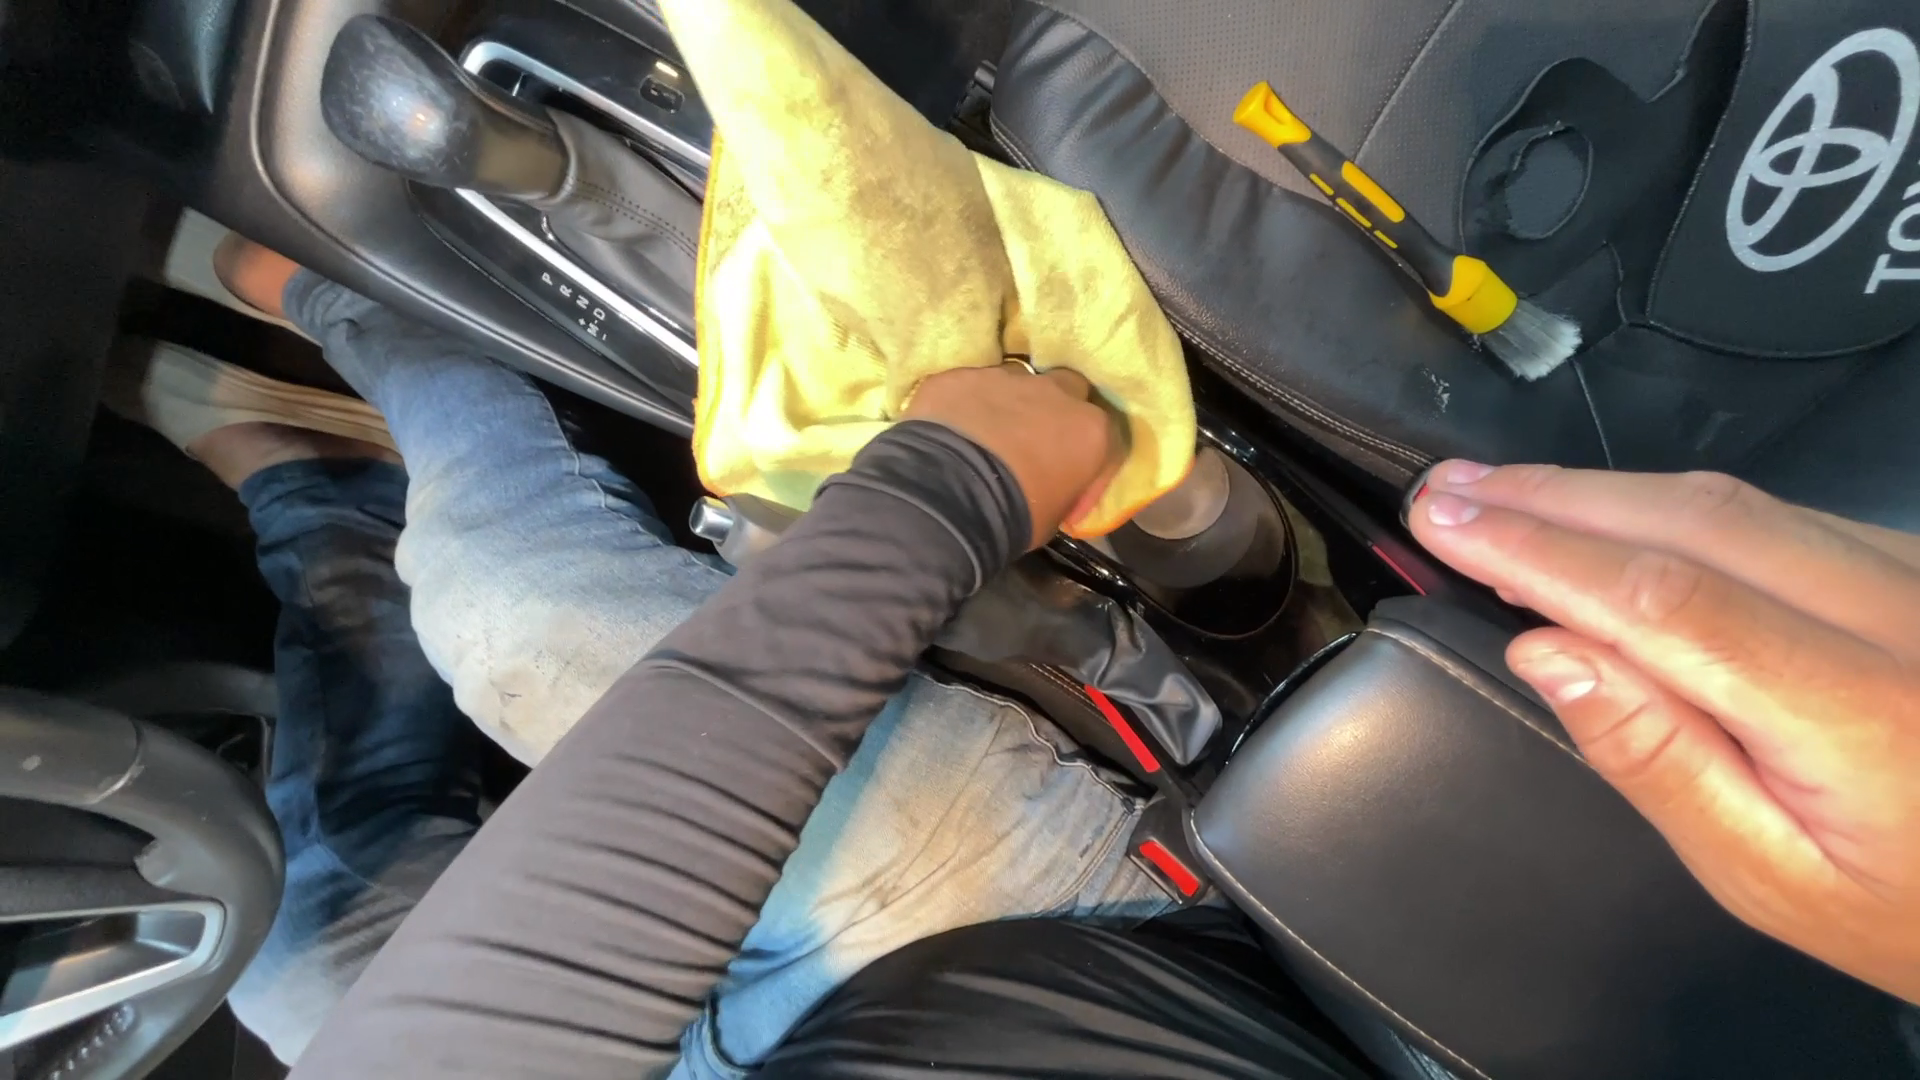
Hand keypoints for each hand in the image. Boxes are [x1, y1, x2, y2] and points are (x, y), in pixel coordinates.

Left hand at [905, 361, 1118, 549]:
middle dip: (1055, 411)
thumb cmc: (1013, 516)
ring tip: (986, 437)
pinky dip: (965, 406)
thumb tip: (1050, 488)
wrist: (948, 495)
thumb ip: (1062, 490)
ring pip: (1016, 383)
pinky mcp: (961, 376)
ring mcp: (1005, 378)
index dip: (1087, 468)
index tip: (1067, 492)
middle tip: (1032, 443)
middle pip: (1067, 390)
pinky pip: (969, 388)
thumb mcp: (1053, 518)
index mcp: (1091, 431)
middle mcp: (1055, 393)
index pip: (1105, 442)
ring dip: (1008, 406)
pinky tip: (949, 432)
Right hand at [1407, 463, 1919, 1003]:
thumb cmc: (1909, 908)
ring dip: (1582, 490)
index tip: (1442, 523)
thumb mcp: (1766, 872)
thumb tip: (1542, 652)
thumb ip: (1653, 758)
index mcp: (1868, 718)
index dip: (1538, 552)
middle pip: (1690, 524)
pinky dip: (1640, 504)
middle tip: (1442, 487)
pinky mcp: (1910, 562)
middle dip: (1543, 498)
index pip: (1664, 603)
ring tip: (1484, 489)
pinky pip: (1755, 510)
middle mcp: (1908, 620)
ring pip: (1720, 503)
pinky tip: (1578, 513)